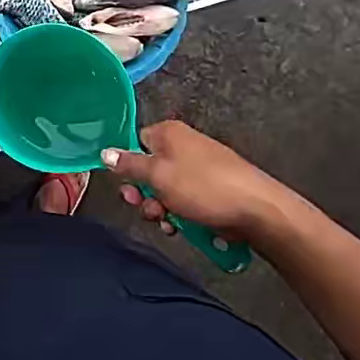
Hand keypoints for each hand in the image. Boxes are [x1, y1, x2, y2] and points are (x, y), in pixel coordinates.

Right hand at [103, 120, 296, 240]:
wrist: (254, 208)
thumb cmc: (203, 187)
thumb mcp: (158, 175)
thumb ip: (128, 165)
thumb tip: (105, 152)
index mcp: (169, 133)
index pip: (136, 143)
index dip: (129, 167)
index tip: (130, 187)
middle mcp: (183, 146)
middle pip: (148, 169)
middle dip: (145, 194)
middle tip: (150, 208)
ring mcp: (197, 168)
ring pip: (164, 189)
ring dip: (160, 208)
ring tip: (169, 221)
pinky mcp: (208, 189)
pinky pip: (183, 200)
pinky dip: (179, 213)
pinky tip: (182, 226)